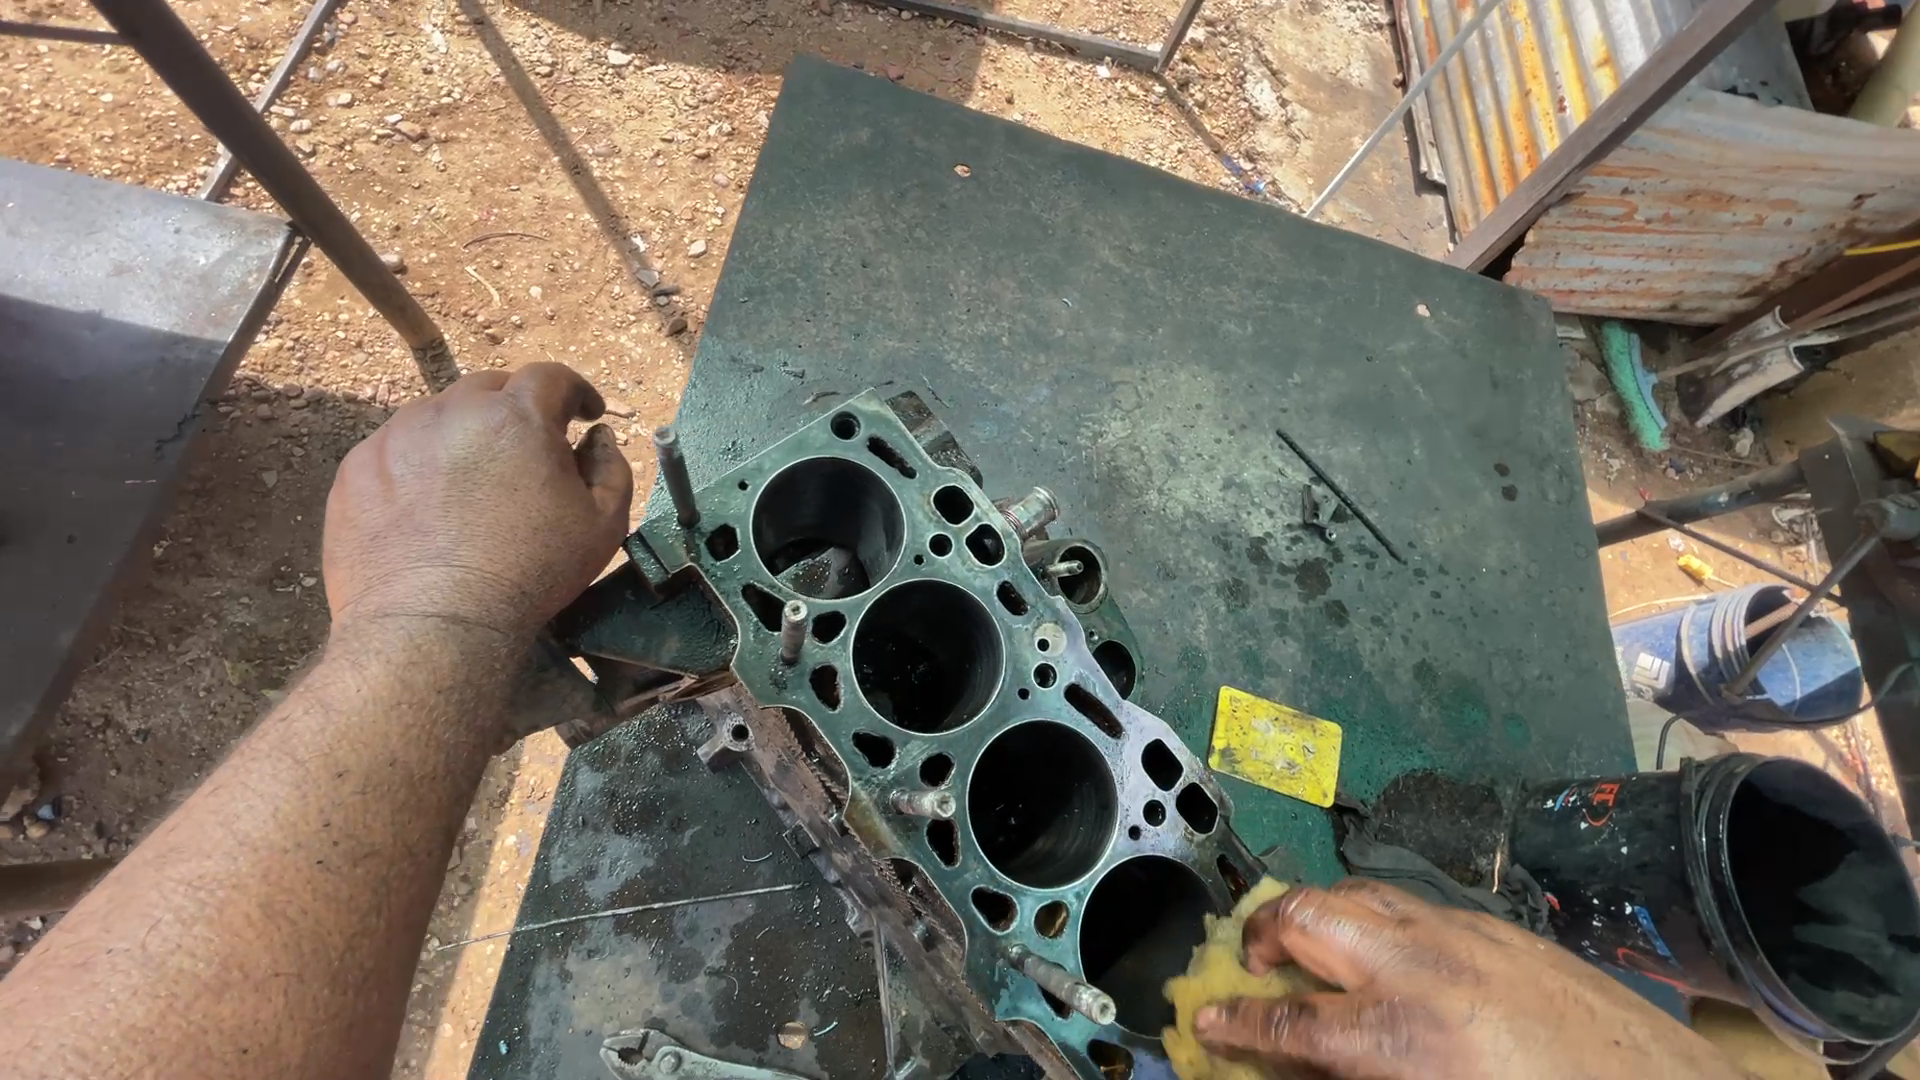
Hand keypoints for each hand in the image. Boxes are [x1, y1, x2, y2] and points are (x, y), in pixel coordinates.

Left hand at [322, 364, 632, 645]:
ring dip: (470, 433)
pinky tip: (437, 504)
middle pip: (492, 387)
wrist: (435, 621)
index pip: (551, 377)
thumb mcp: (604, 524)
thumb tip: (596, 437)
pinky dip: (426, 460)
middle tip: (533, 448)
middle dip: (520, 408)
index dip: (576, 391)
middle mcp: (453, 412)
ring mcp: (396, 437)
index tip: (585, 413)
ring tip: (481, 480)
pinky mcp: (356, 468)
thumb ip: (611, 467)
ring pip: (442, 414)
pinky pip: (399, 447)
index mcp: (518, 419)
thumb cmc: (533, 571)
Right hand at [1195, 879, 1745, 1079]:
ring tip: (1311, 946)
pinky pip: (1402, 901)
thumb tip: (1308, 1062)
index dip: (1238, 1024)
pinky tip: (1386, 949)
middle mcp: (1416, 969)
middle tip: (1255, 965)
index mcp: (1404, 1040)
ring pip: (1351, 892)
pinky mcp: (1490, 923)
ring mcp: (1455, 933)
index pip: (1291, 1024)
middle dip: (1262, 934)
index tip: (1207, 1019)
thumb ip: (1363, 1074)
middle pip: (1305, 919)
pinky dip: (1369, 915)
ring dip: (1314, 914)